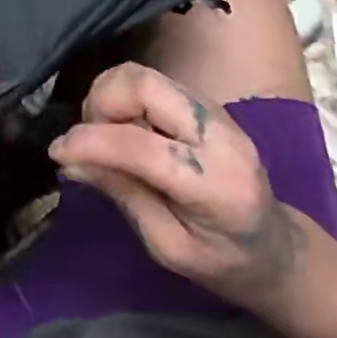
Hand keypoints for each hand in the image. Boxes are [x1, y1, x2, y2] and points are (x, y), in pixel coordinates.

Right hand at [49, 62, 307, 312]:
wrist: (278, 249)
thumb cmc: (224, 262)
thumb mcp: (169, 248)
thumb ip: (124, 196)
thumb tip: (71, 161)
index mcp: (217, 185)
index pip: (139, 146)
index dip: (88, 143)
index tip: (58, 152)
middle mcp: (220, 136)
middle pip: (140, 84)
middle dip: (100, 104)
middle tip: (91, 139)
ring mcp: (213, 112)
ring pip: (138, 74)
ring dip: (107, 98)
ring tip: (106, 135)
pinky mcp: (201, 102)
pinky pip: (145, 81)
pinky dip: (120, 98)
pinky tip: (124, 129)